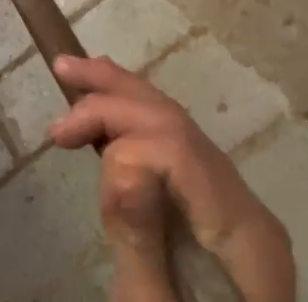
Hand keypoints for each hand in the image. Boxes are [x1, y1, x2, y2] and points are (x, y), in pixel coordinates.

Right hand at [49, 55, 294, 301]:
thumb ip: (143, 239)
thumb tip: (121, 162)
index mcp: (242, 231)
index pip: (178, 147)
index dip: (119, 134)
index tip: (61, 143)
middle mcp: (246, 206)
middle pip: (180, 124)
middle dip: (117, 91)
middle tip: (61, 69)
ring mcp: (234, 208)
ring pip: (179, 128)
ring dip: (123, 96)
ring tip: (75, 73)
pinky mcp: (215, 215)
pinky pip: (177, 151)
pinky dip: (135, 124)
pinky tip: (105, 119)